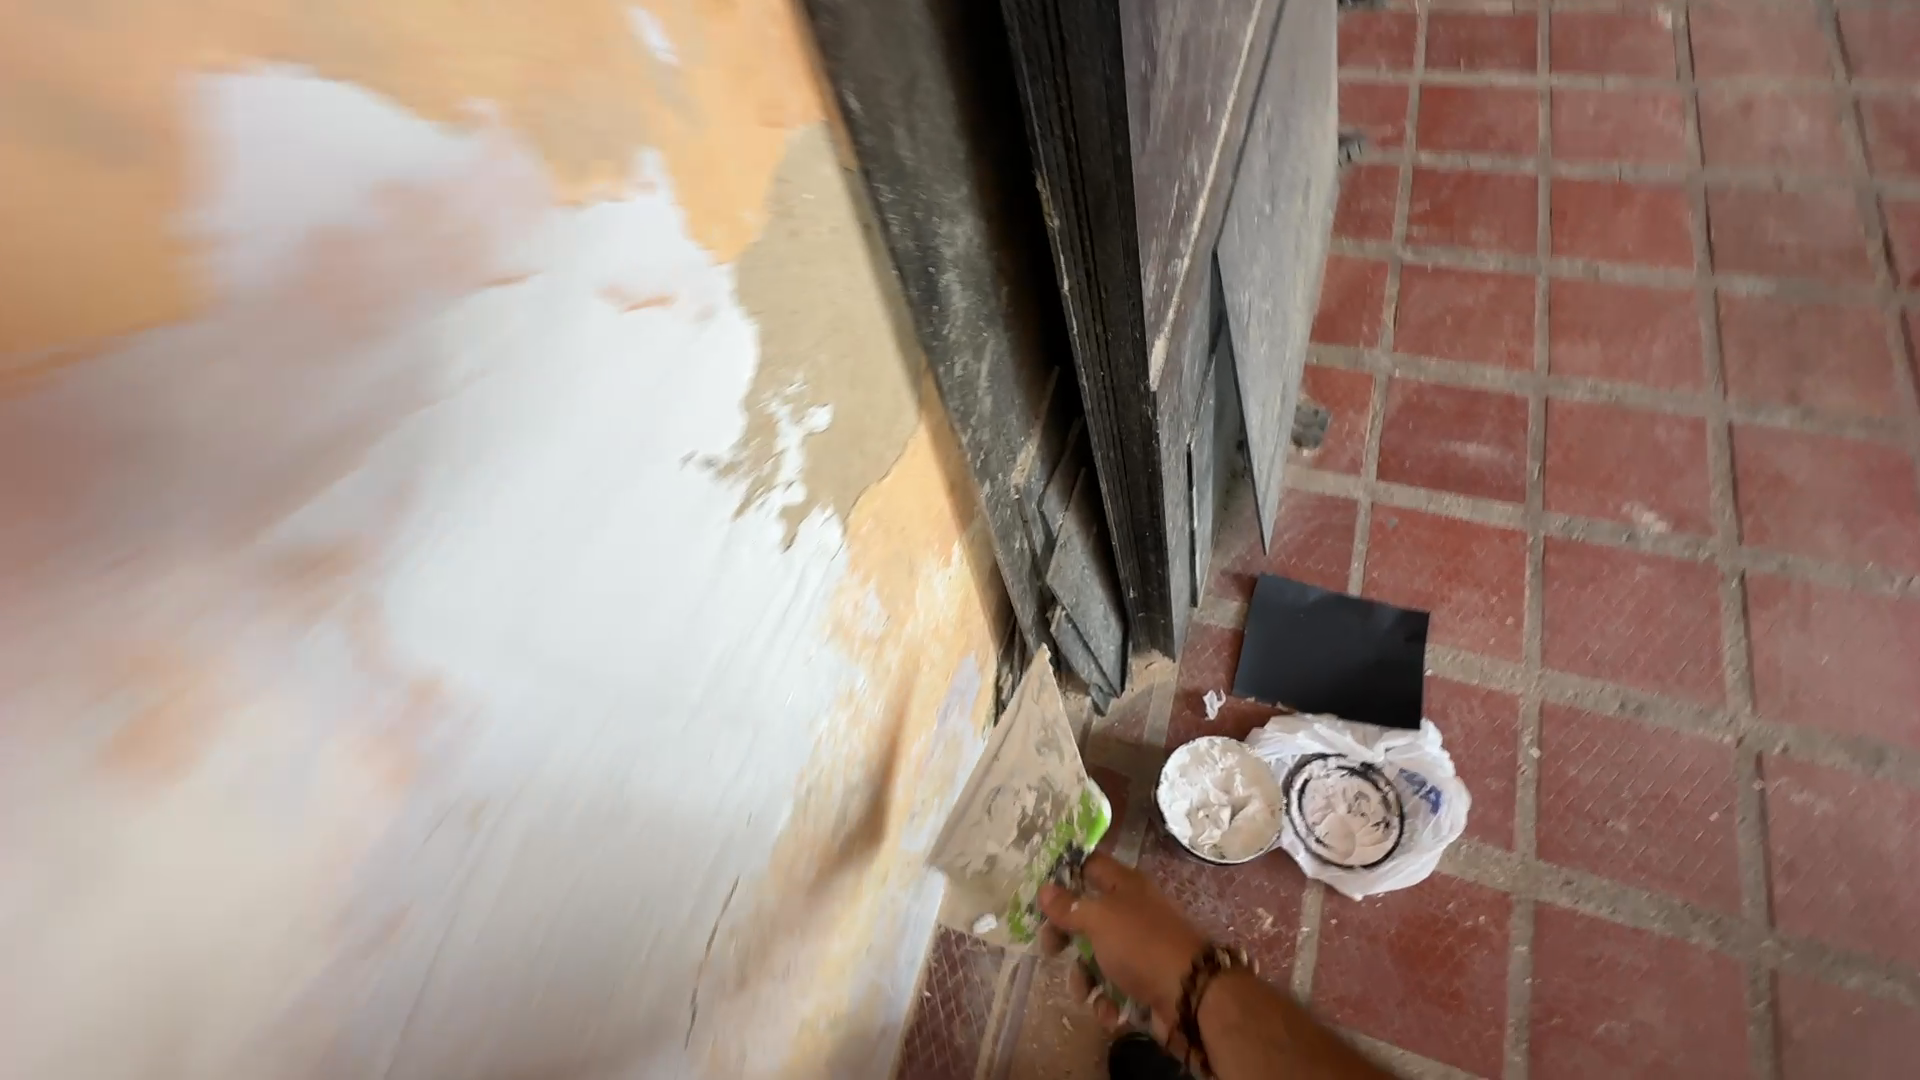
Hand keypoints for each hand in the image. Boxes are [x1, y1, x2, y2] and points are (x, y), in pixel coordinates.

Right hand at [1037, 853, 1208, 1032]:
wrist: (1193, 995)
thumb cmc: (1141, 944)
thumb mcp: (1099, 920)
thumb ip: (1069, 907)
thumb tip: (1044, 889)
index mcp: (1124, 885)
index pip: (1089, 866)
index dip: (1064, 875)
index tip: (1040, 893)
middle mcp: (1131, 911)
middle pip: (1087, 915)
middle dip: (1066, 935)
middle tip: (1050, 948)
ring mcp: (1139, 948)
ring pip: (1098, 956)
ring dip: (1085, 977)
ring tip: (1084, 993)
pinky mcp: (1145, 982)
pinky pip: (1115, 987)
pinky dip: (1107, 1001)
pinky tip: (1109, 1012)